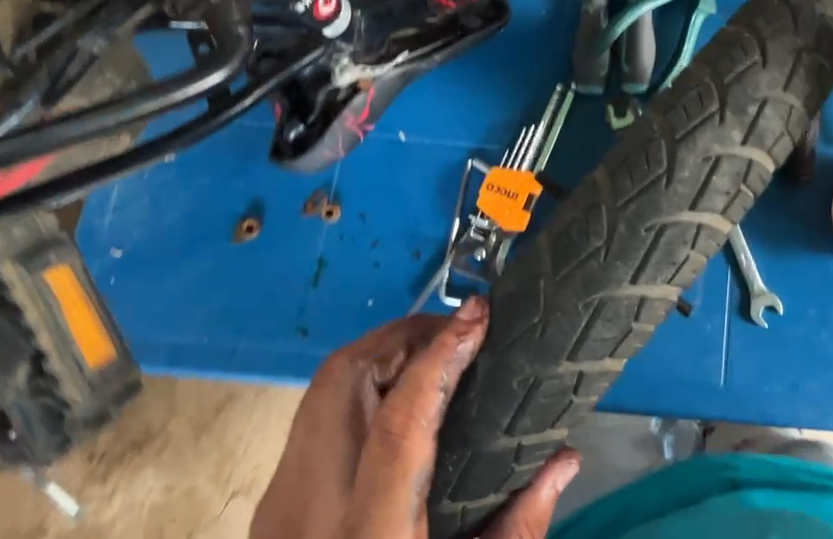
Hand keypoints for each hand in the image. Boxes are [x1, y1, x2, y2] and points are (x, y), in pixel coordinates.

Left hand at [251, 297, 579, 538]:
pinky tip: (397, 402)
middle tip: (458, 333)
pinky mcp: (267, 509)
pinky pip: (313, 420)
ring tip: (434, 355)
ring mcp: (276, 510)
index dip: (442, 357)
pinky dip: (358, 389)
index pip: (402, 421)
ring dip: (379, 356)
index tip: (479, 315)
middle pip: (342, 383)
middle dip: (403, 337)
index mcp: (368, 537)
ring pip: (319, 392)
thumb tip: (565, 459)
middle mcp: (308, 514)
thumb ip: (519, 528)